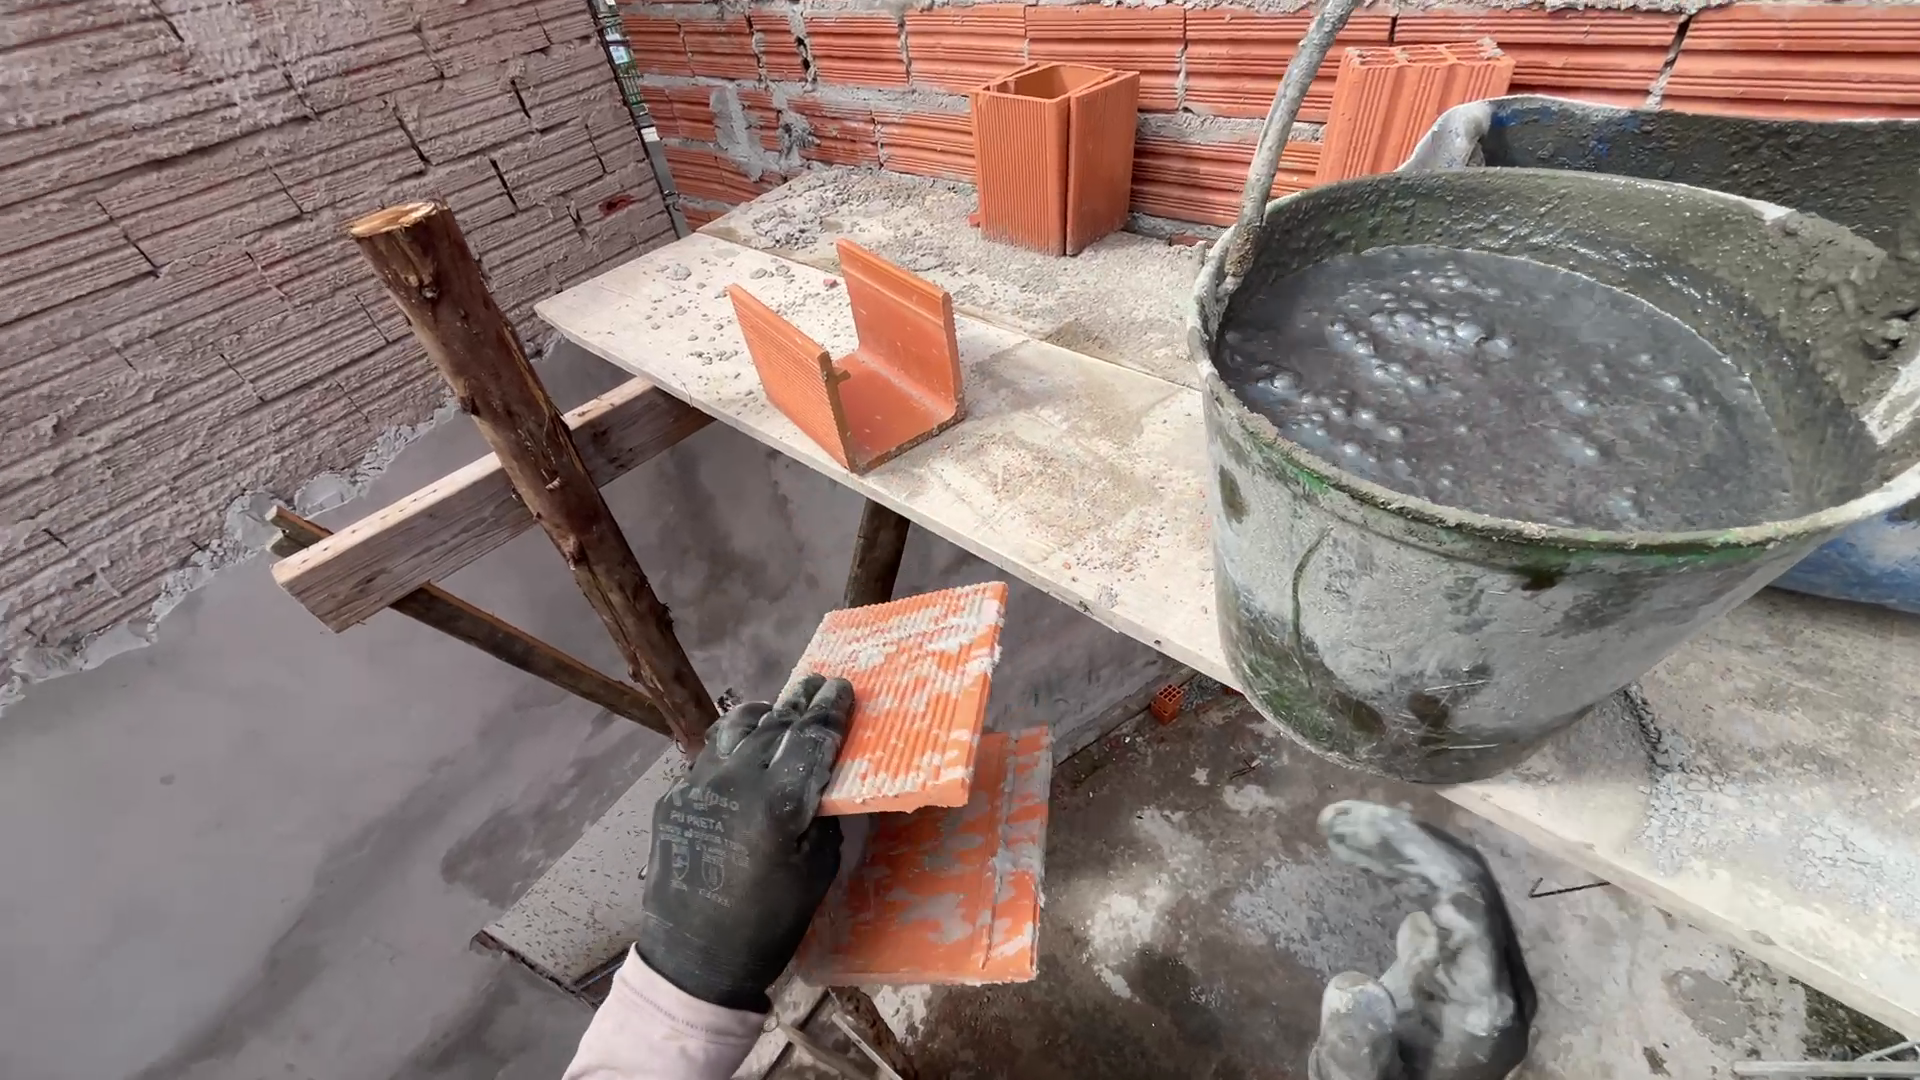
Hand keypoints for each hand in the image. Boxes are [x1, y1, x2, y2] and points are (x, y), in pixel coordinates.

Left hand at [639, 674, 852, 1011]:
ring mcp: (698, 785)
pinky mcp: (673, 798)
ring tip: (777, 706)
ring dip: (763, 713)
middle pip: (775, 724)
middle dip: (801, 700)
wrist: (692, 960)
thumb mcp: (816, 872)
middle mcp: (735, 781)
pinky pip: (709, 756)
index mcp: (776, 802)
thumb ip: (821, 816)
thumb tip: (823, 780)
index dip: (830, 710)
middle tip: (818, 682)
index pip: (811, 738)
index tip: (842, 687)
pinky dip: (733, 743)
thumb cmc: (769, 923)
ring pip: (734, 730)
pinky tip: (741, 748)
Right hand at [1309, 801, 1534, 1079]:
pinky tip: (1358, 849)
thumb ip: (1357, 1044)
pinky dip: (1398, 860)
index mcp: (1483, 1005)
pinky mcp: (1460, 954)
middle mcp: (1496, 976)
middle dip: (1400, 839)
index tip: (1354, 828)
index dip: (1419, 860)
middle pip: (1466, 881)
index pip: (1470, 909)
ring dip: (1398, 843)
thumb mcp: (1355, 1078)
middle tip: (1334, 819)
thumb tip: (1354, 986)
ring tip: (1337, 825)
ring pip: (1456, 878)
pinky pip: (1441, 889)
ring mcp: (1481, 962)